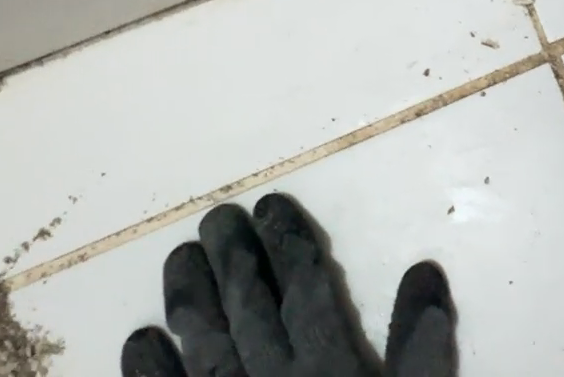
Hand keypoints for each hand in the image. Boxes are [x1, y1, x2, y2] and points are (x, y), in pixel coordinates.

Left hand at [123, 194, 455, 376]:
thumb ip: (422, 351)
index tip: (272, 204)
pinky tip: (138, 341)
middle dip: (235, 258)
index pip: (307, 290)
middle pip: (250, 309)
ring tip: (178, 256)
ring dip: (191, 300)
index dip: (290, 243)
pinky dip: (148, 376)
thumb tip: (425, 271)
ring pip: (205, 347)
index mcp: (331, 372)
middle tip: (217, 216)